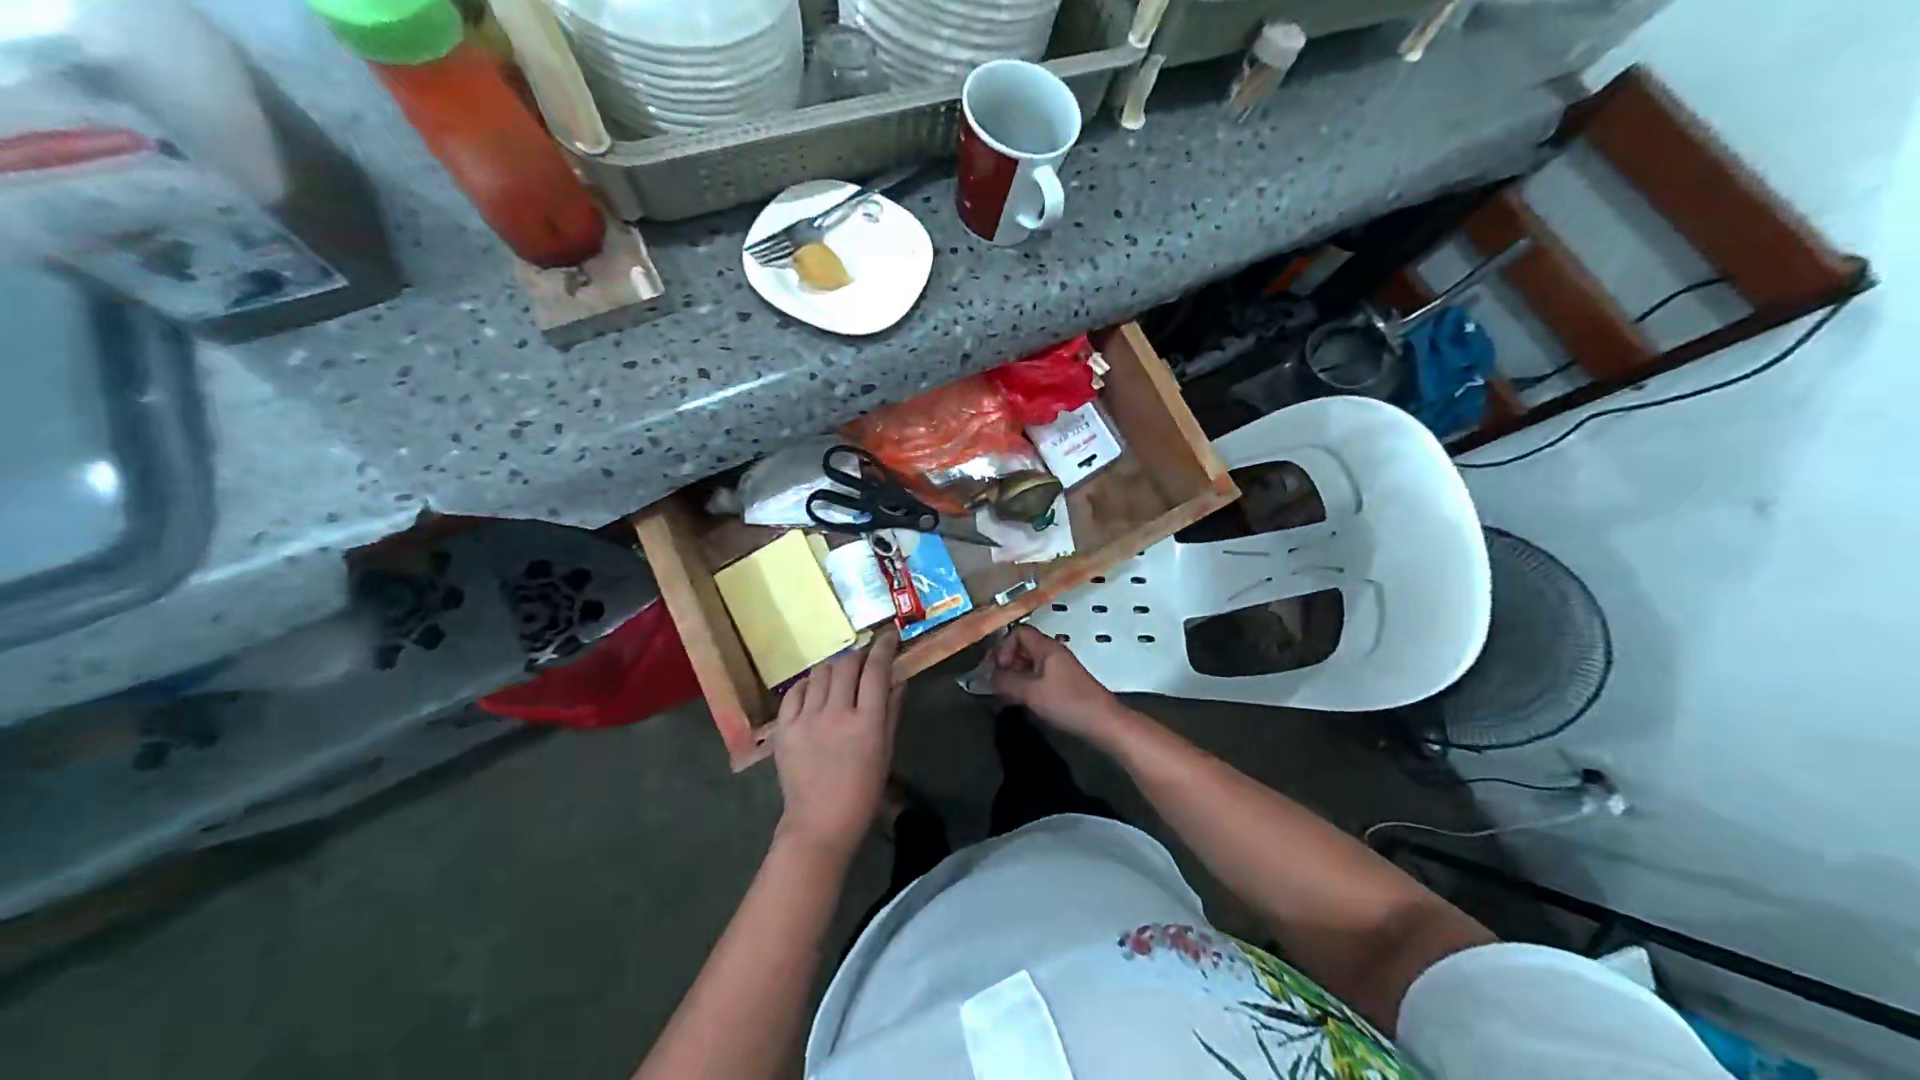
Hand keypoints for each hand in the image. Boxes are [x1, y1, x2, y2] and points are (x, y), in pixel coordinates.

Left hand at [769, 630, 902, 858]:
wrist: (819, 822)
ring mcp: (806, 719)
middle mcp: (835, 714)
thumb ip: (891, 712)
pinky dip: (808, 684)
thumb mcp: (885, 752)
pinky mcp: (784, 728)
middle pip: (846, 665)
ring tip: (840, 672)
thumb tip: (898, 679)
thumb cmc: (861, 791)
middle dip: (858, 653)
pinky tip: (814, 688)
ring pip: (820, 673)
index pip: (876, 671)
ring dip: (834, 666)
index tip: (888, 635)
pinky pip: (795, 691)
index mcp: (866, 722)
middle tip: (864, 656)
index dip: (883, 647)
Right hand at [990, 625, 1121, 740]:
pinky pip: (1037, 678)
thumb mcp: (1030, 692)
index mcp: (1046, 647)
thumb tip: (990, 677)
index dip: (1003, 648)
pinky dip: (1025, 687)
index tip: (999, 669)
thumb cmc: (1067, 702)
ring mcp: (1058, 669)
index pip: (1017, 632)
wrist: (1102, 722)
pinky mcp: (1062, 685)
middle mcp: (1052, 653)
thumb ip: (1006, 681)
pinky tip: (1020, 703)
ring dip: (1014, 678)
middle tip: (996, 684)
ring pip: (1028, 665)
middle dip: (1005, 664)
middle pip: (1021, 648)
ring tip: (1005, 697)